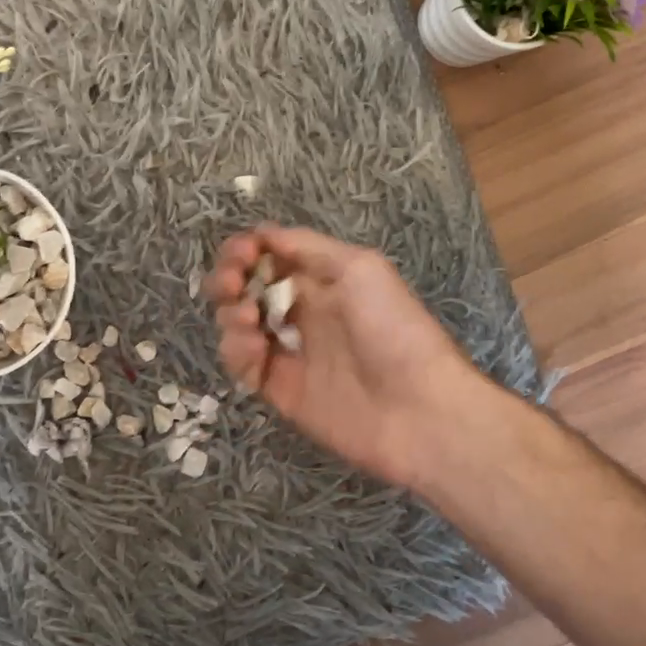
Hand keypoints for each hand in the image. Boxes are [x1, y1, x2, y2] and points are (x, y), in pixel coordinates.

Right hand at [206, 225, 495, 487]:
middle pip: (242, 287)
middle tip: (231, 284)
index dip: (245, 250)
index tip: (241, 254)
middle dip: (226, 279)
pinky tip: (256, 350)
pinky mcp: (277, 387)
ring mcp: (286, 350)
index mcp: (319, 279)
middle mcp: (299, 310)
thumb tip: (262, 234)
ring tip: (248, 320)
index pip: (266, 256)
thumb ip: (306, 246)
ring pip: (234, 323)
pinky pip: (241, 363)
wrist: (419, 411)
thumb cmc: (393, 328)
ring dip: (229, 313)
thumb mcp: (360, 268)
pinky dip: (237, 351)